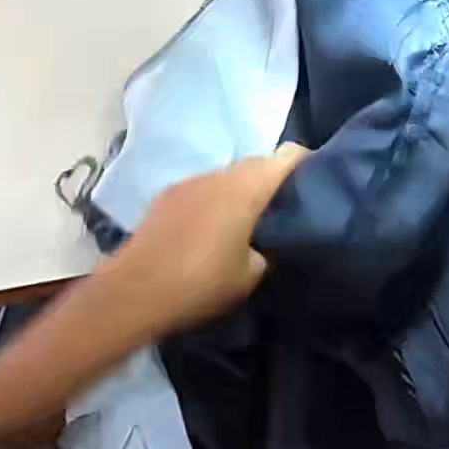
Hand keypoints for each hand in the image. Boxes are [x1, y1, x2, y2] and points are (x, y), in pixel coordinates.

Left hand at [103, 144, 308, 333]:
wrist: (133, 293)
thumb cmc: (201, 282)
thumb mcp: (250, 274)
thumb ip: (268, 248)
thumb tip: (265, 240)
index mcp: (249, 186)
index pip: (289, 155)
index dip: (307, 163)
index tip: (315, 181)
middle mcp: (222, 173)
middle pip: (259, 163)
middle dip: (273, 180)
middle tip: (282, 210)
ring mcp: (192, 180)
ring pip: (230, 175)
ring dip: (241, 190)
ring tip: (243, 222)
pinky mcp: (168, 194)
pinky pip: (204, 188)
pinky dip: (214, 200)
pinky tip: (207, 230)